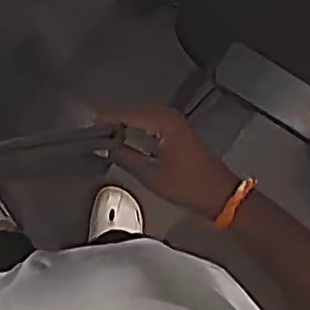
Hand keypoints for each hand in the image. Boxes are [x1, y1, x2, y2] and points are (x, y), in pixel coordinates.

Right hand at [98, 106, 239, 215]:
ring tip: (104, 134)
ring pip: (140, 117)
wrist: (221, 196)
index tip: (88, 126)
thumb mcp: (150, 174)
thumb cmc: (188, 185)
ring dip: (124, 124)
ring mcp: (174, 122)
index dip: (106, 120)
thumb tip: (107, 147)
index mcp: (163, 123)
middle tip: (93, 131)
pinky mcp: (177, 131)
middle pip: (132, 112)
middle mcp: (169, 116)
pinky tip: (124, 137)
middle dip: (113, 120)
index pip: (126, 115)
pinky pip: (149, 123)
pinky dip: (135, 128)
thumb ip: (125, 156)